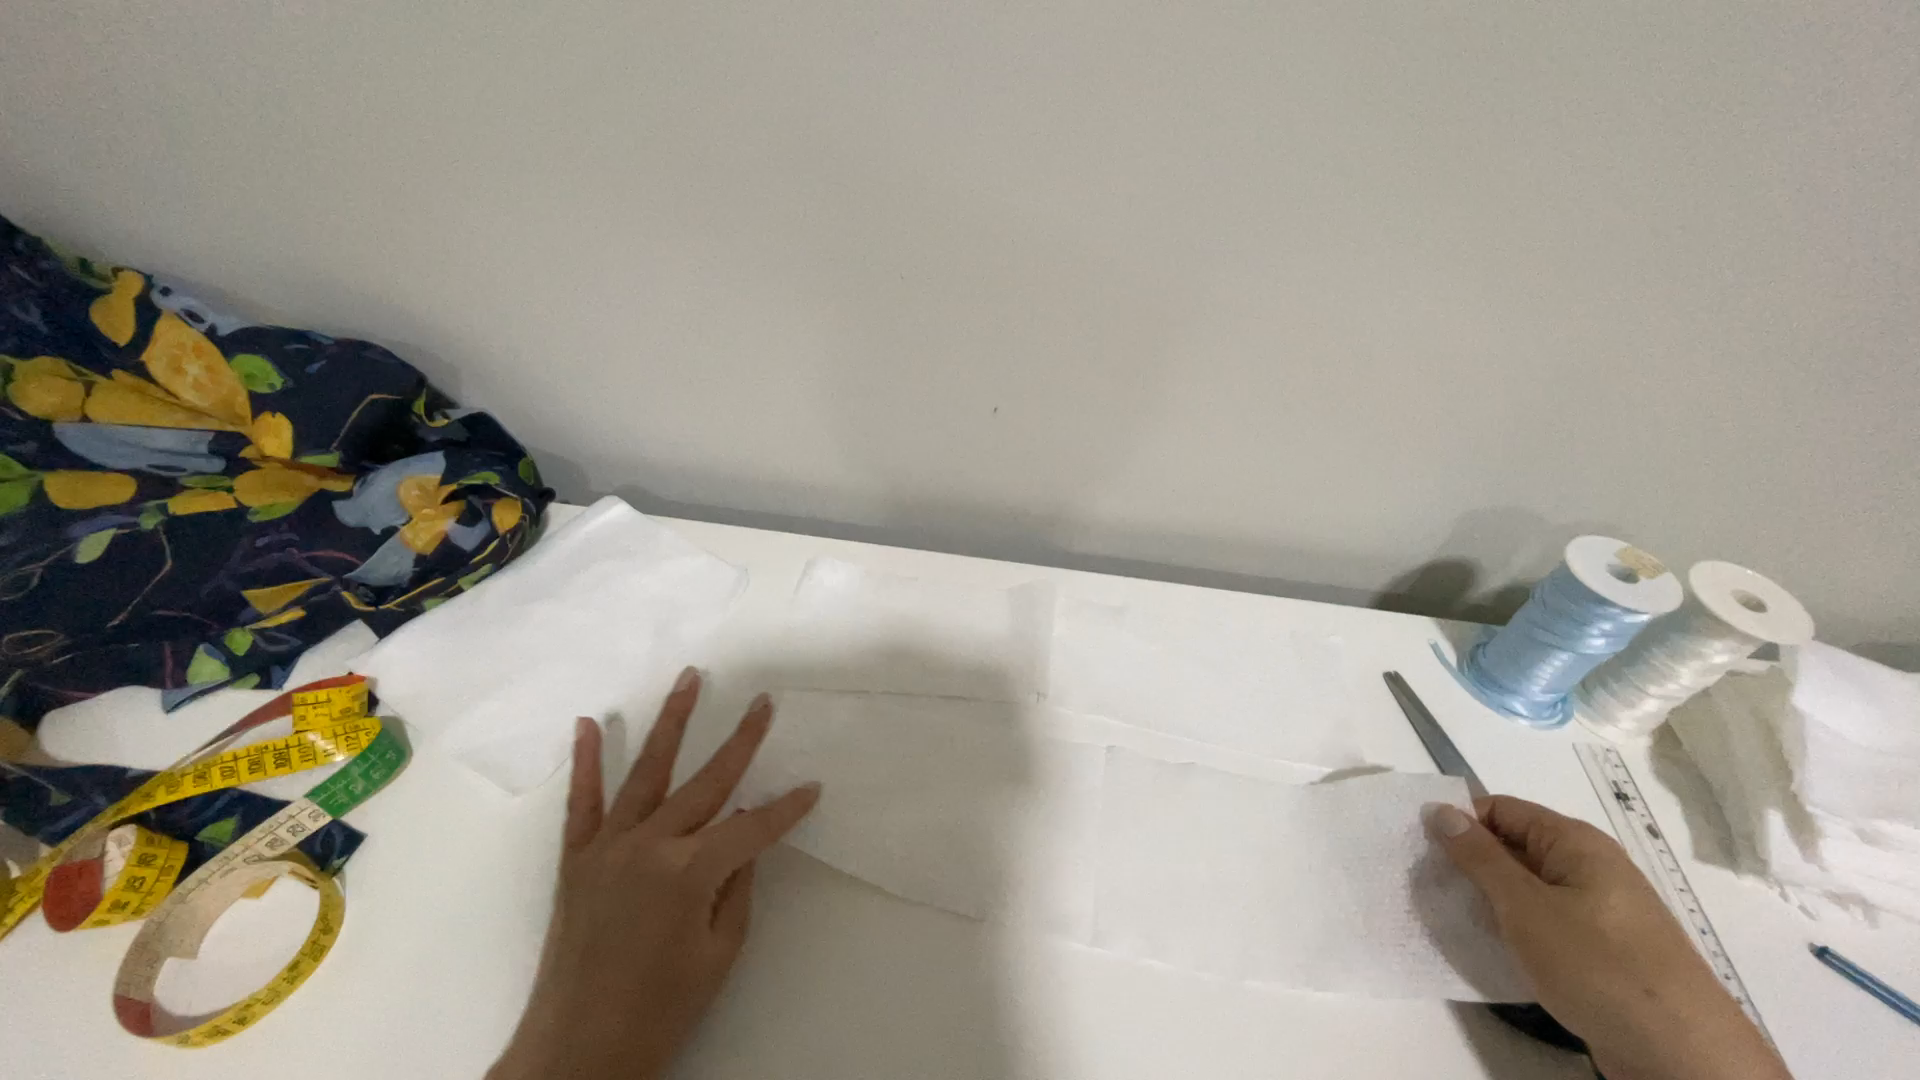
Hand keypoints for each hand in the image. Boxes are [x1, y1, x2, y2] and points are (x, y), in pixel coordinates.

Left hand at [490, 669, 819, 1079]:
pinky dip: (585, 761)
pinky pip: (581, 802)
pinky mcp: (575, 858)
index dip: (786, 809)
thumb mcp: (720, 951)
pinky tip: (588, 723)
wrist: (577, 1051)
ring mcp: (608, 847)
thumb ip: (736, 884)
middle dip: (742, 740)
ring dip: (671, 722)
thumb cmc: (661, 1008)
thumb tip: (743, 836)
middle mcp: (648, 846)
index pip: (753, 826)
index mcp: (690, 873)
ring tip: (689, 679)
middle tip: (764, 702)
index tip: (813, 788)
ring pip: (646, 771)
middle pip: (707, 781)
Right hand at [1430, 797, 1790, 1079]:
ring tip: (1453, 915)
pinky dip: (1516, 927)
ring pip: (1528, 887)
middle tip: (1428, 883)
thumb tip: (1441, 809)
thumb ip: (1479, 856)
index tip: (1421, 847)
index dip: (1460, 822)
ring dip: (1491, 898)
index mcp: (1577, 843)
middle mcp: (1592, 866)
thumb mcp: (1524, 906)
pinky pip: (1547, 920)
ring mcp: (1601, 910)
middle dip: (1471, 862)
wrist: (1684, 1056)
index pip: (1501, 809)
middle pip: (1515, 846)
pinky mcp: (1604, 948)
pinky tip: (1493, 946)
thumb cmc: (1598, 965)